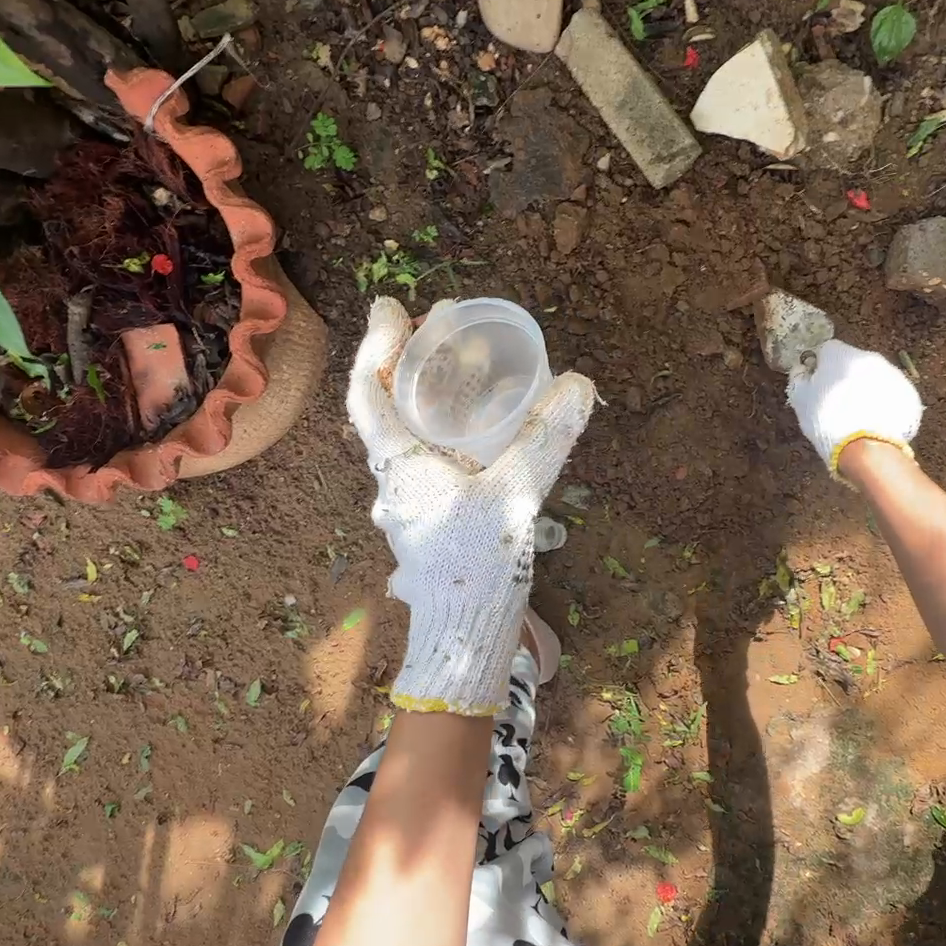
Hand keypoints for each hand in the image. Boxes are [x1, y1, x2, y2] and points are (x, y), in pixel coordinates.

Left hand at [349, 297, 595, 715]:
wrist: (467, 638)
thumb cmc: (477, 566)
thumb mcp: (515, 494)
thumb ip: (545, 438)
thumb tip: (577, 383)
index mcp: (398, 467)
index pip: (367, 393)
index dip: (375, 345)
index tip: (389, 307)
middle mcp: (394, 481)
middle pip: (387, 407)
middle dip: (409, 361)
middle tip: (441, 327)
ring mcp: (410, 503)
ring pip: (408, 434)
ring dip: (427, 395)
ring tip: (463, 367)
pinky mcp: (433, 519)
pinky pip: (429, 459)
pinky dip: (445, 429)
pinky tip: (479, 428)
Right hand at [786, 339, 923, 476]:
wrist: (866, 447)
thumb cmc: (827, 421)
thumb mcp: (801, 401)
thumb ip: (799, 379)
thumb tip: (803, 369)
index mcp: (843, 356)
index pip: (827, 350)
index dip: (820, 366)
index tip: (817, 384)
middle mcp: (872, 359)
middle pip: (854, 363)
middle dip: (845, 377)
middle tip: (836, 403)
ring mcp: (895, 377)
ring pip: (875, 378)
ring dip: (866, 390)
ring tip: (857, 417)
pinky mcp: (909, 396)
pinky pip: (892, 396)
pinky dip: (883, 405)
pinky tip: (874, 424)